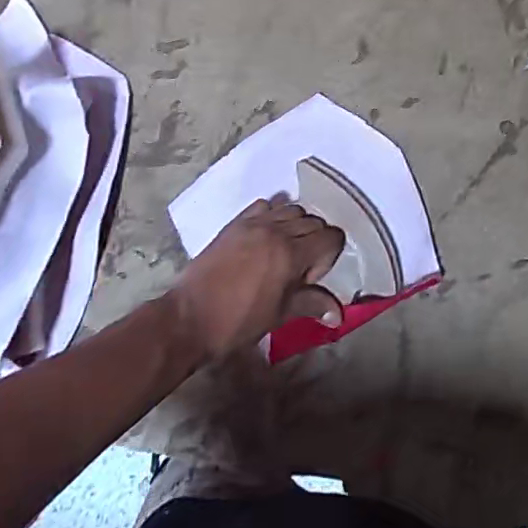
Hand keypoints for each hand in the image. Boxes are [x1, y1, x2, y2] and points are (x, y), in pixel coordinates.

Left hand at [162, 195, 345, 358]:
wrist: (188, 320)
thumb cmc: (238, 322)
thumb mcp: (281, 315)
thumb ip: (313, 304)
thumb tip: (338, 314)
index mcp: (291, 254)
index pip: (332, 236)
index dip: (328, 257)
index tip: (308, 279)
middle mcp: (276, 231)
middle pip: (314, 221)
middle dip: (314, 242)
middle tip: (297, 268)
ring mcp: (253, 224)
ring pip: (292, 209)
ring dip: (296, 226)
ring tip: (282, 251)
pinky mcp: (234, 224)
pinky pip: (264, 206)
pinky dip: (272, 215)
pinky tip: (264, 237)